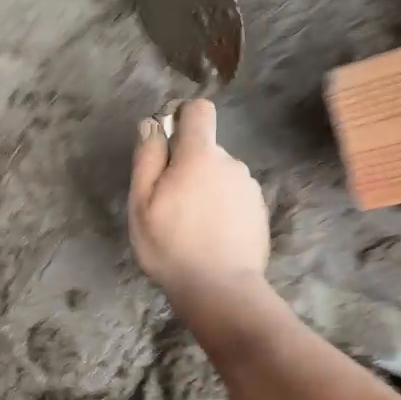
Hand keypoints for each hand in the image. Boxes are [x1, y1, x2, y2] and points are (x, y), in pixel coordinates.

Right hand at [128, 100, 271, 319]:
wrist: (220, 289)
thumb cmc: (170, 245)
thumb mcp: (141, 203)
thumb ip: (147, 158)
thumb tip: (152, 124)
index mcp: (200, 156)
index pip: (199, 110)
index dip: (181, 118)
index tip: (166, 144)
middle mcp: (231, 163)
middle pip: (205, 149)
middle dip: (186, 166)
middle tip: (168, 205)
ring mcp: (249, 188)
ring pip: (219, 175)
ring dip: (203, 188)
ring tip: (189, 225)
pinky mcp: (259, 211)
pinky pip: (232, 197)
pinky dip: (219, 208)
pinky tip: (209, 236)